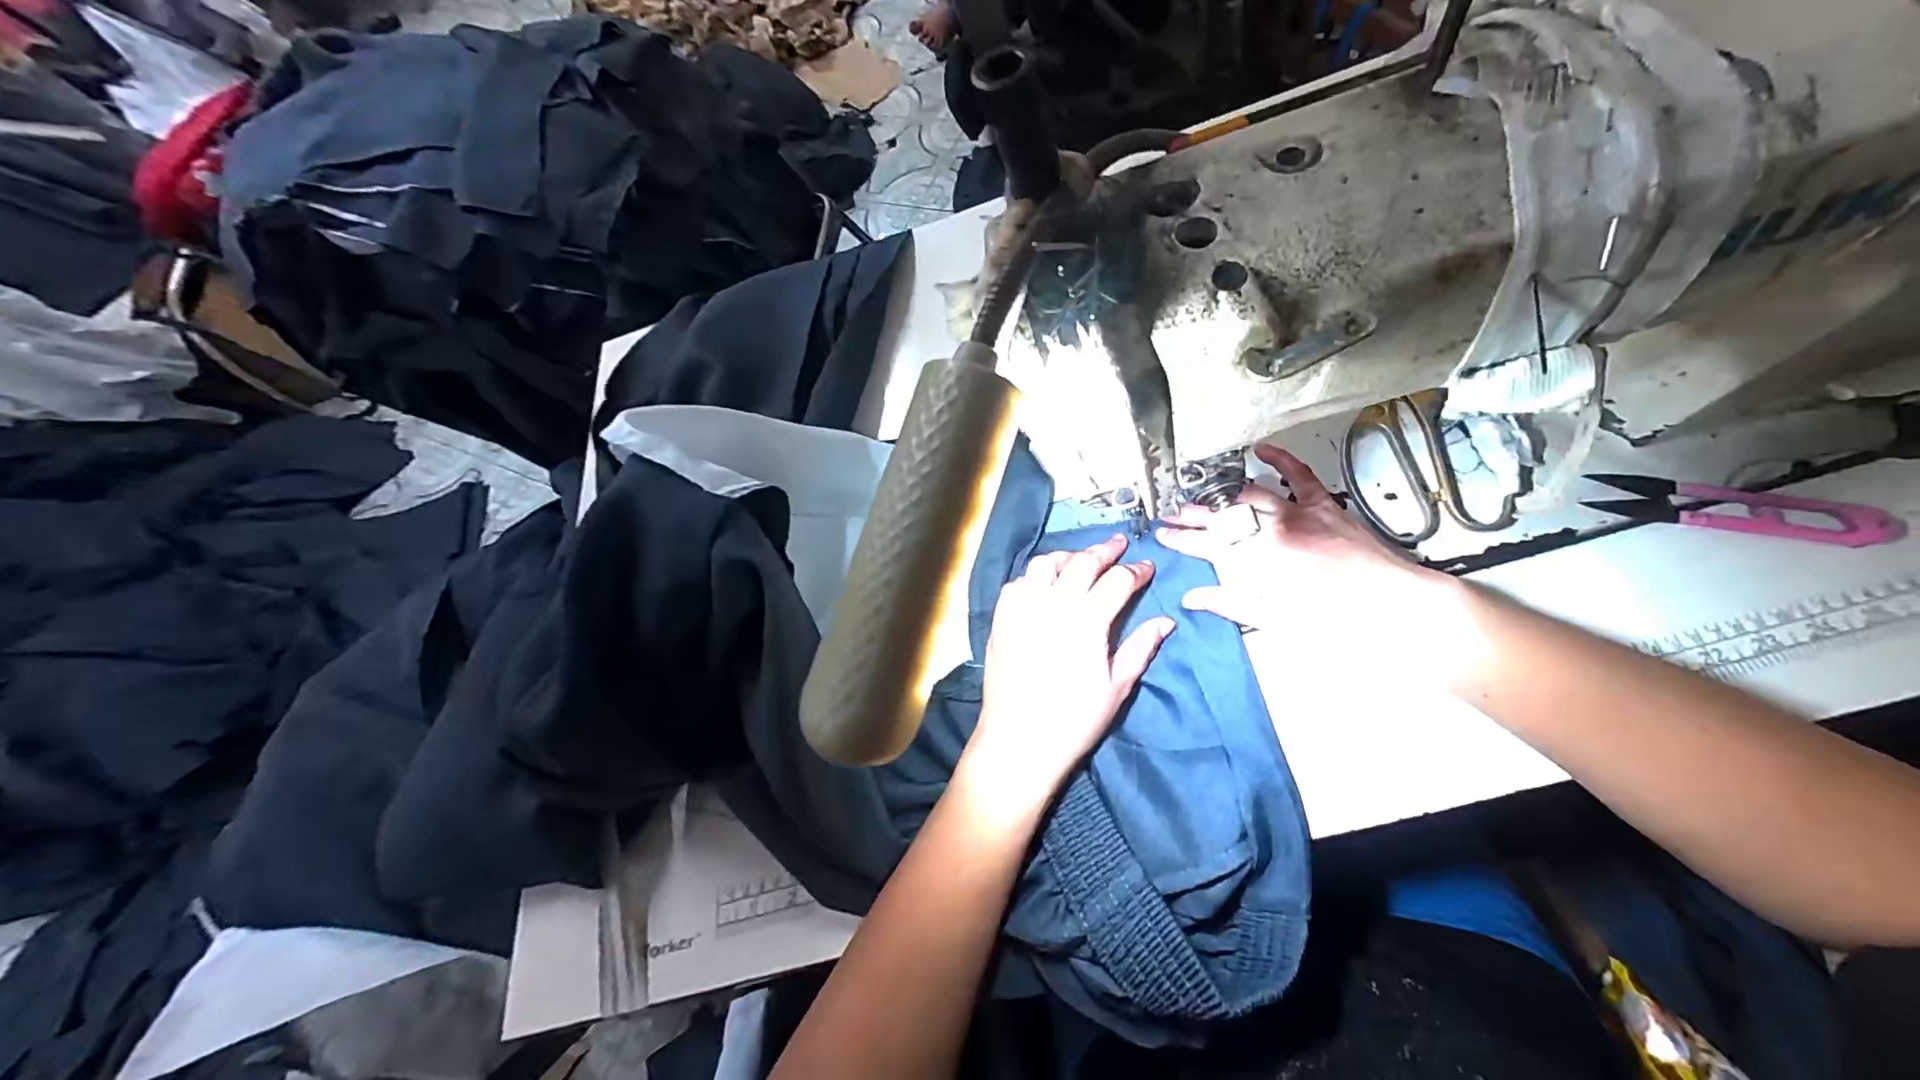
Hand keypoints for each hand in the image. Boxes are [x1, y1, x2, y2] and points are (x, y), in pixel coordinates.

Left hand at [962, 535, 1174, 811]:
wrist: (1019, 738)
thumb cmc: (1074, 718)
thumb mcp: (1117, 685)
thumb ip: (1140, 646)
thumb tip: (1165, 621)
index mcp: (1089, 618)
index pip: (1119, 579)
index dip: (1136, 571)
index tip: (1146, 568)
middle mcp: (1055, 602)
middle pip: (1083, 561)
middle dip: (1105, 551)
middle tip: (1118, 546)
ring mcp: (1023, 606)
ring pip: (1046, 563)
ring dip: (1068, 557)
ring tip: (1080, 561)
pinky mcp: (1001, 616)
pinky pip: (1018, 582)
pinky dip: (1034, 577)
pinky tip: (1044, 586)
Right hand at [1156, 443, 1474, 686]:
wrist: (1391, 609)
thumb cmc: (1334, 620)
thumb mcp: (1270, 617)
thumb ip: (1228, 602)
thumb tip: (1194, 597)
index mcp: (1256, 558)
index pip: (1206, 544)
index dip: (1180, 539)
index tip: (1164, 536)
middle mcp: (1272, 528)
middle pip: (1221, 515)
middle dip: (1193, 514)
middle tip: (1173, 513)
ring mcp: (1297, 512)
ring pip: (1249, 493)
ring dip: (1222, 492)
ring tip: (1202, 493)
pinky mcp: (1323, 505)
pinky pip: (1300, 475)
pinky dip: (1282, 460)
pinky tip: (1263, 451)